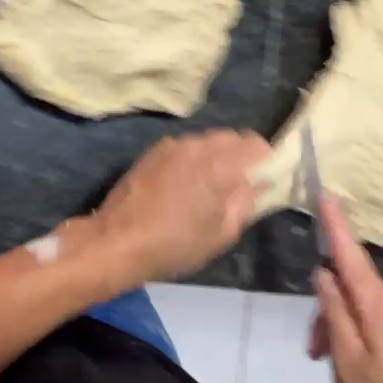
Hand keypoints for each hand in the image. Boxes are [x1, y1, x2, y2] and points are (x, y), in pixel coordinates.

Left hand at [88, 130, 271, 283]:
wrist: (116, 241)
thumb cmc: (175, 244)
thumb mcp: (222, 233)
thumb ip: (246, 202)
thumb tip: (258, 183)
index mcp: (220, 164)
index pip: (257, 143)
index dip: (266, 160)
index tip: (263, 181)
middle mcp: (198, 145)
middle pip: (232, 138)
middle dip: (241, 158)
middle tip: (237, 187)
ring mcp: (172, 145)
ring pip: (208, 141)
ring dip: (216, 158)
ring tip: (208, 188)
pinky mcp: (153, 151)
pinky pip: (185, 147)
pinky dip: (193, 160)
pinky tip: (183, 185)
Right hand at [308, 195, 382, 382]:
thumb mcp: (345, 358)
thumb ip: (333, 312)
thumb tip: (324, 273)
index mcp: (379, 305)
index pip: (350, 255)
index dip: (336, 225)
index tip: (326, 193)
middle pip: (351, 285)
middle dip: (326, 305)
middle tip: (313, 348)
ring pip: (360, 306)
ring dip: (338, 325)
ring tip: (328, 362)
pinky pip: (374, 319)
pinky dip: (354, 332)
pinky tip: (349, 363)